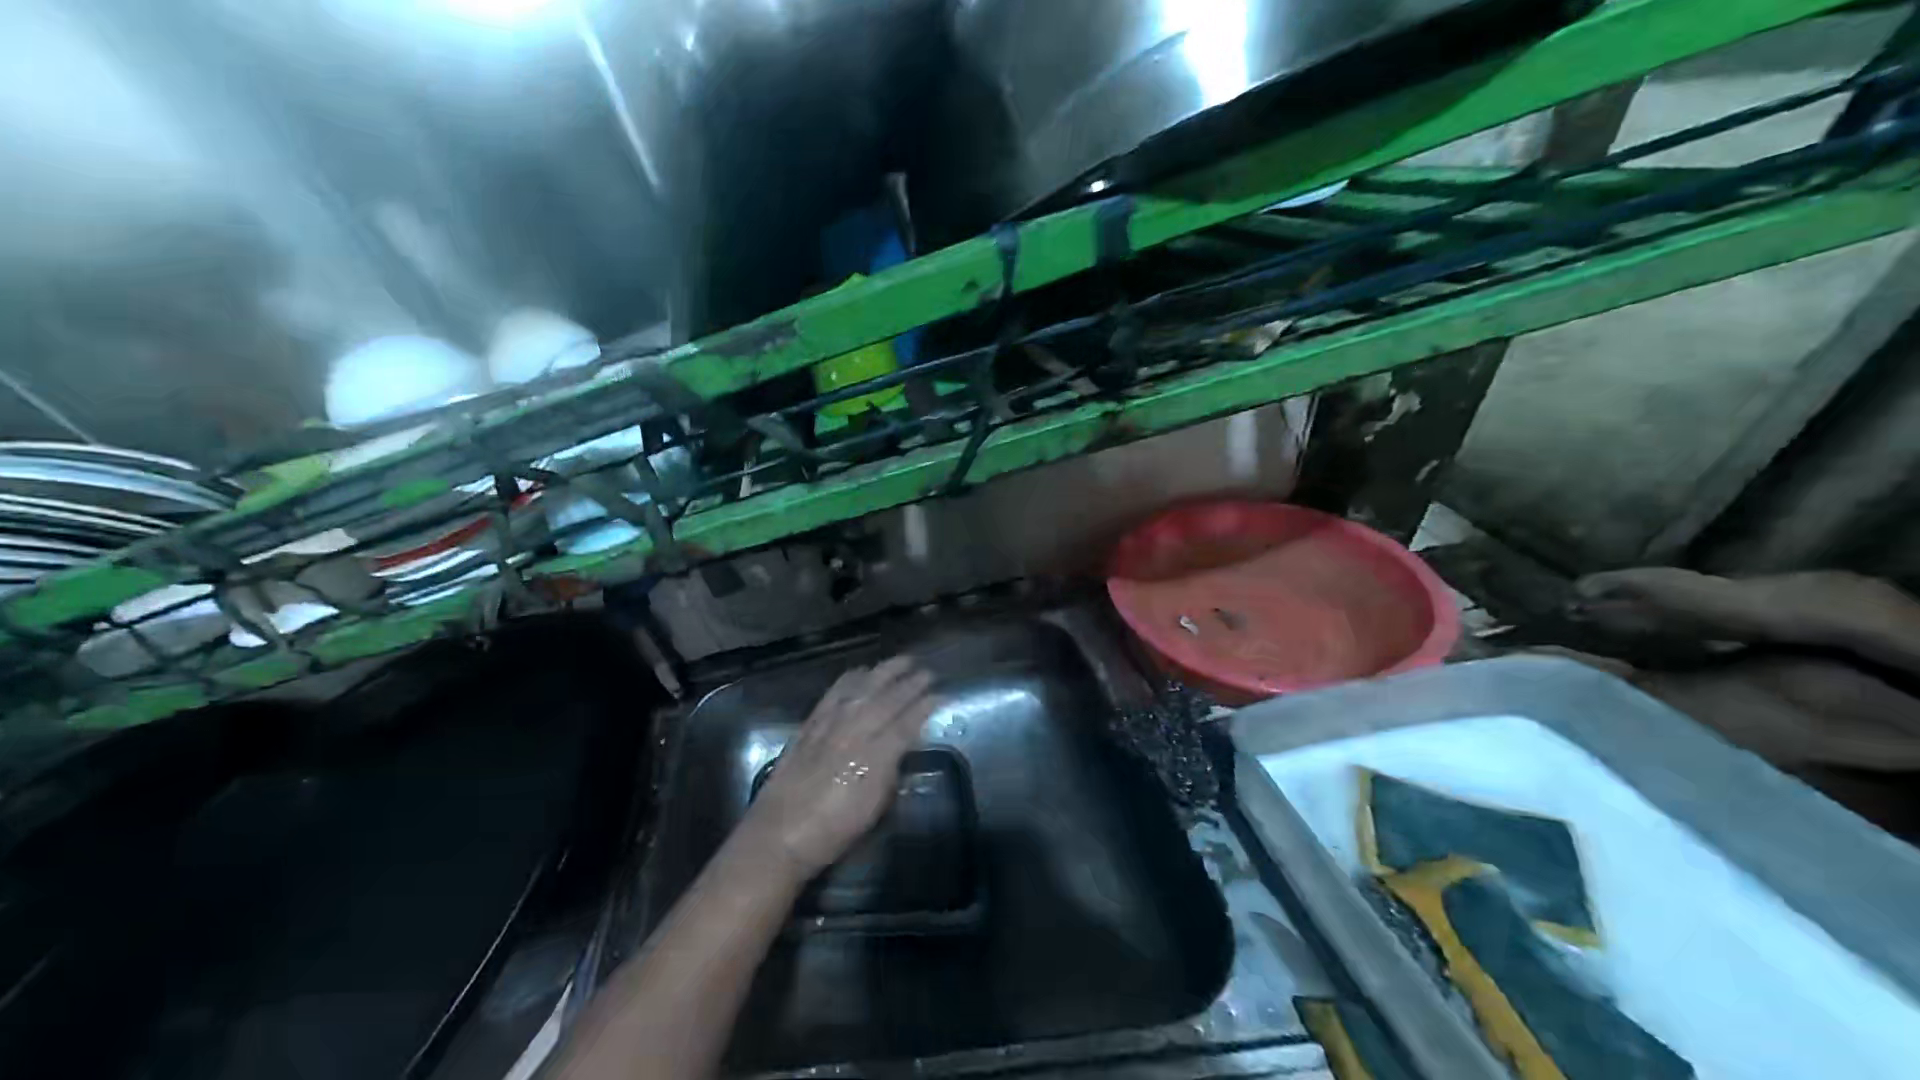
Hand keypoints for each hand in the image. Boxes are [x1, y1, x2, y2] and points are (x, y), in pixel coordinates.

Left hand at [738, 656, 937, 878]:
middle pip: (887, 701)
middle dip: (910, 684)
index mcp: (875, 758)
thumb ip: (891, 772)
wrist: (780, 834)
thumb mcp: (875, 807)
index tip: (940, 695)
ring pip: (862, 689)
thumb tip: (901, 748)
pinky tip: (861, 671)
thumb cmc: (834, 830)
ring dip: (884, 672)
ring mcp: (830, 725)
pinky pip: (834, 693)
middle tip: (927, 672)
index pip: (907, 723)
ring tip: (902, 661)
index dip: (925, 707)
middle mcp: (854, 734)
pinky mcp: (810, 725)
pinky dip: (850, 679)